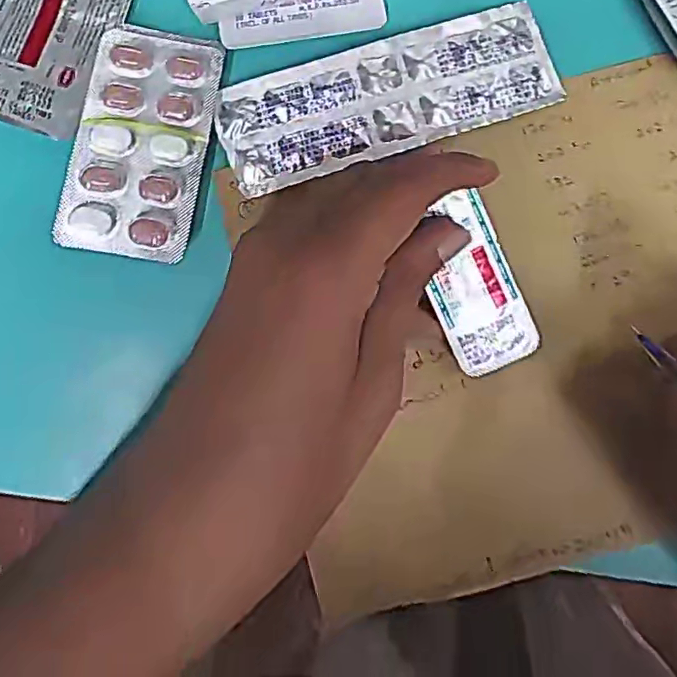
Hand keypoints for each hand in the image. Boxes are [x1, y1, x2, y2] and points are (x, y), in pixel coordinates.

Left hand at [0, 149, 496, 676]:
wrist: (189, 505)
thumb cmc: (298, 465)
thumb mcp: (372, 383)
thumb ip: (401, 292)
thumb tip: (442, 231)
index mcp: (323, 268)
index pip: (393, 191)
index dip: (443, 172)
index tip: (487, 172)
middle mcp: (282, 242)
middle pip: (356, 182)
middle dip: (411, 176)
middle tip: (461, 193)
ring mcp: (253, 255)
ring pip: (325, 196)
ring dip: (376, 194)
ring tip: (426, 217)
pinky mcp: (241, 275)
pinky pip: (300, 222)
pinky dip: (342, 218)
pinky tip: (371, 246)